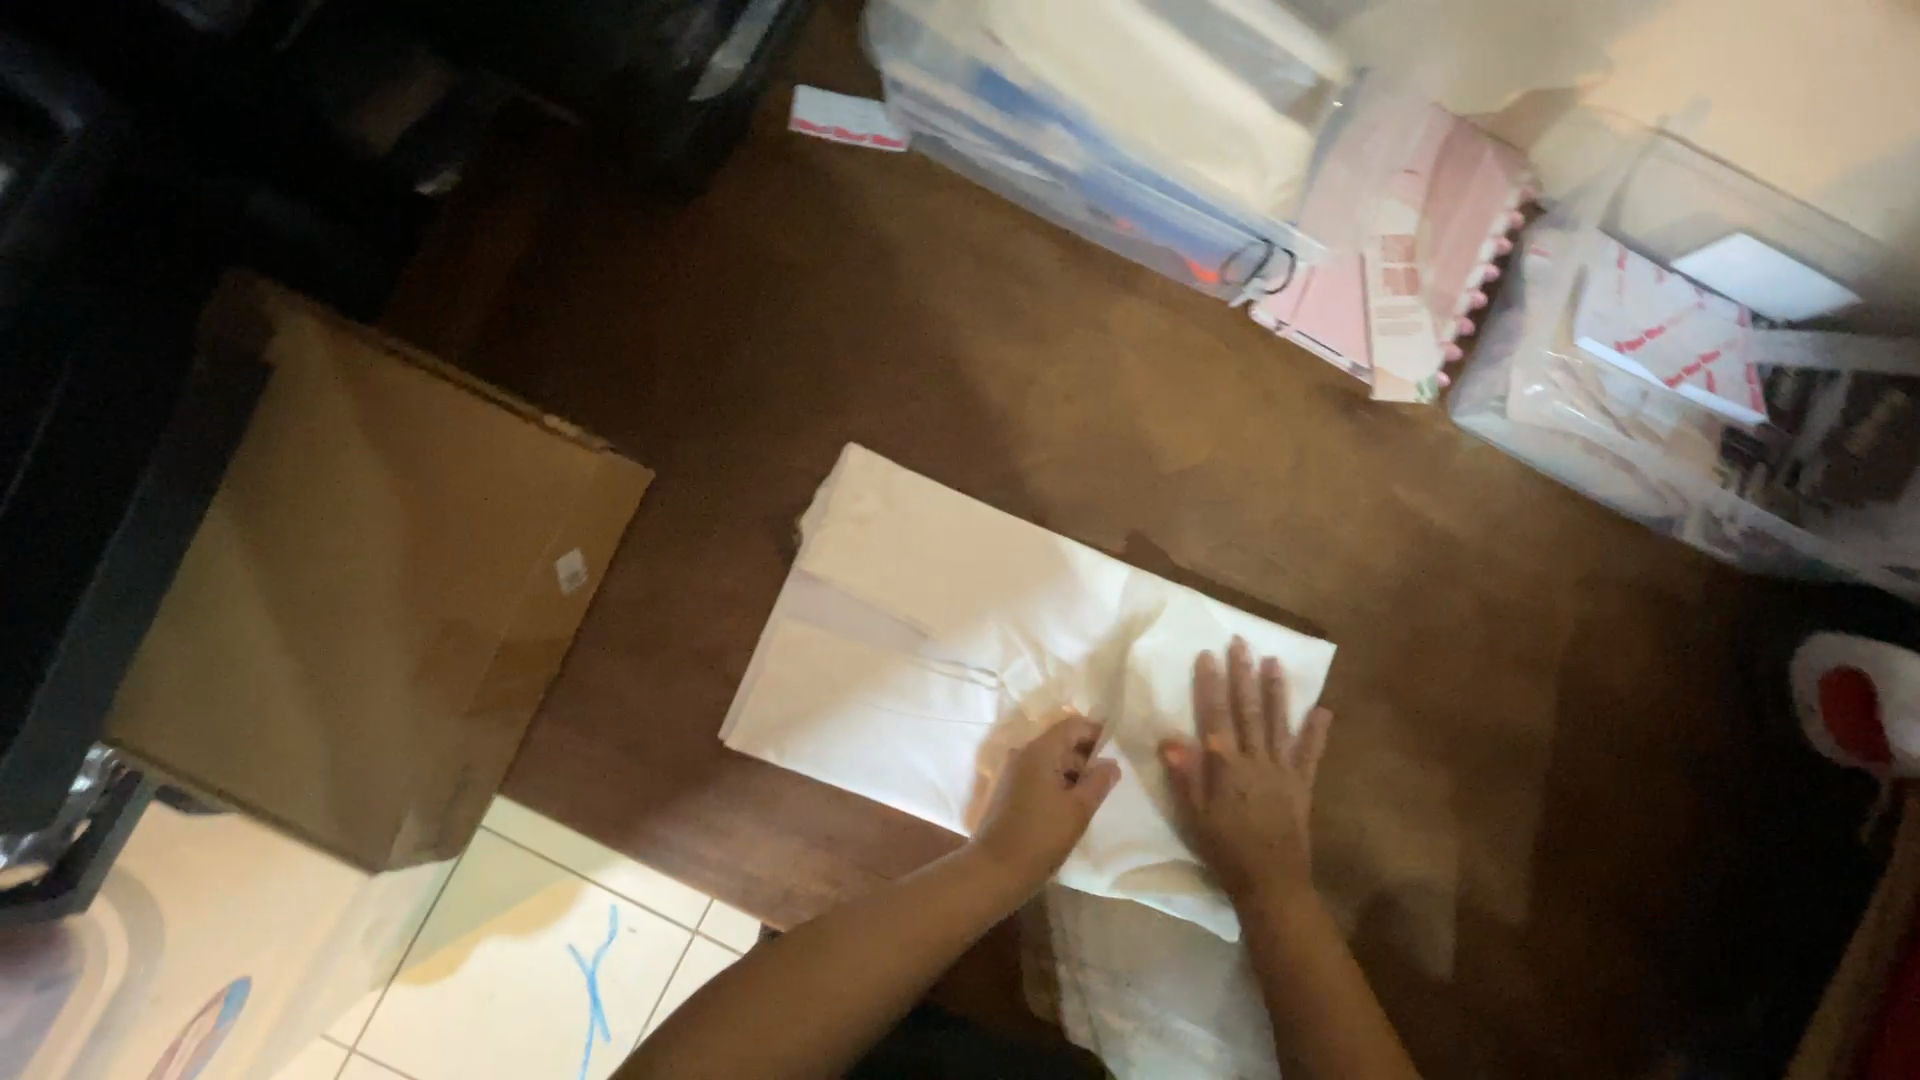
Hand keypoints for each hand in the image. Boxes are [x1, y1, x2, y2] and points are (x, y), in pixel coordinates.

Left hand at [970, 709, 1120, 889]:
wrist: (995, 869)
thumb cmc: (1041, 836)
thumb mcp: (1078, 809)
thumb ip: (1098, 782)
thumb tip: (1111, 764)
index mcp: (1039, 751)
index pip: (1071, 725)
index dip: (1095, 732)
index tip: (1116, 748)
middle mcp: (1022, 754)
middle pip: (1059, 741)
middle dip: (1085, 755)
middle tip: (1109, 777)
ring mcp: (1011, 772)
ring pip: (1049, 760)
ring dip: (1071, 771)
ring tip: (1093, 794)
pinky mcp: (1007, 790)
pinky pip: (1037, 775)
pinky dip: (1056, 782)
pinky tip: (1070, 804)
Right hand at [1160, 637, 1332, 908]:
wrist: (1271, 881)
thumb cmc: (1225, 848)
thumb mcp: (1194, 815)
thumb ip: (1185, 776)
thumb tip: (1169, 738)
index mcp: (1227, 766)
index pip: (1216, 716)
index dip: (1211, 684)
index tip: (1208, 655)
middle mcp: (1257, 760)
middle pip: (1249, 710)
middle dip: (1243, 675)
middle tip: (1241, 644)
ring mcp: (1283, 770)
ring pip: (1279, 722)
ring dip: (1276, 690)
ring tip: (1273, 662)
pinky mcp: (1302, 784)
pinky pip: (1311, 754)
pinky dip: (1317, 731)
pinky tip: (1323, 710)